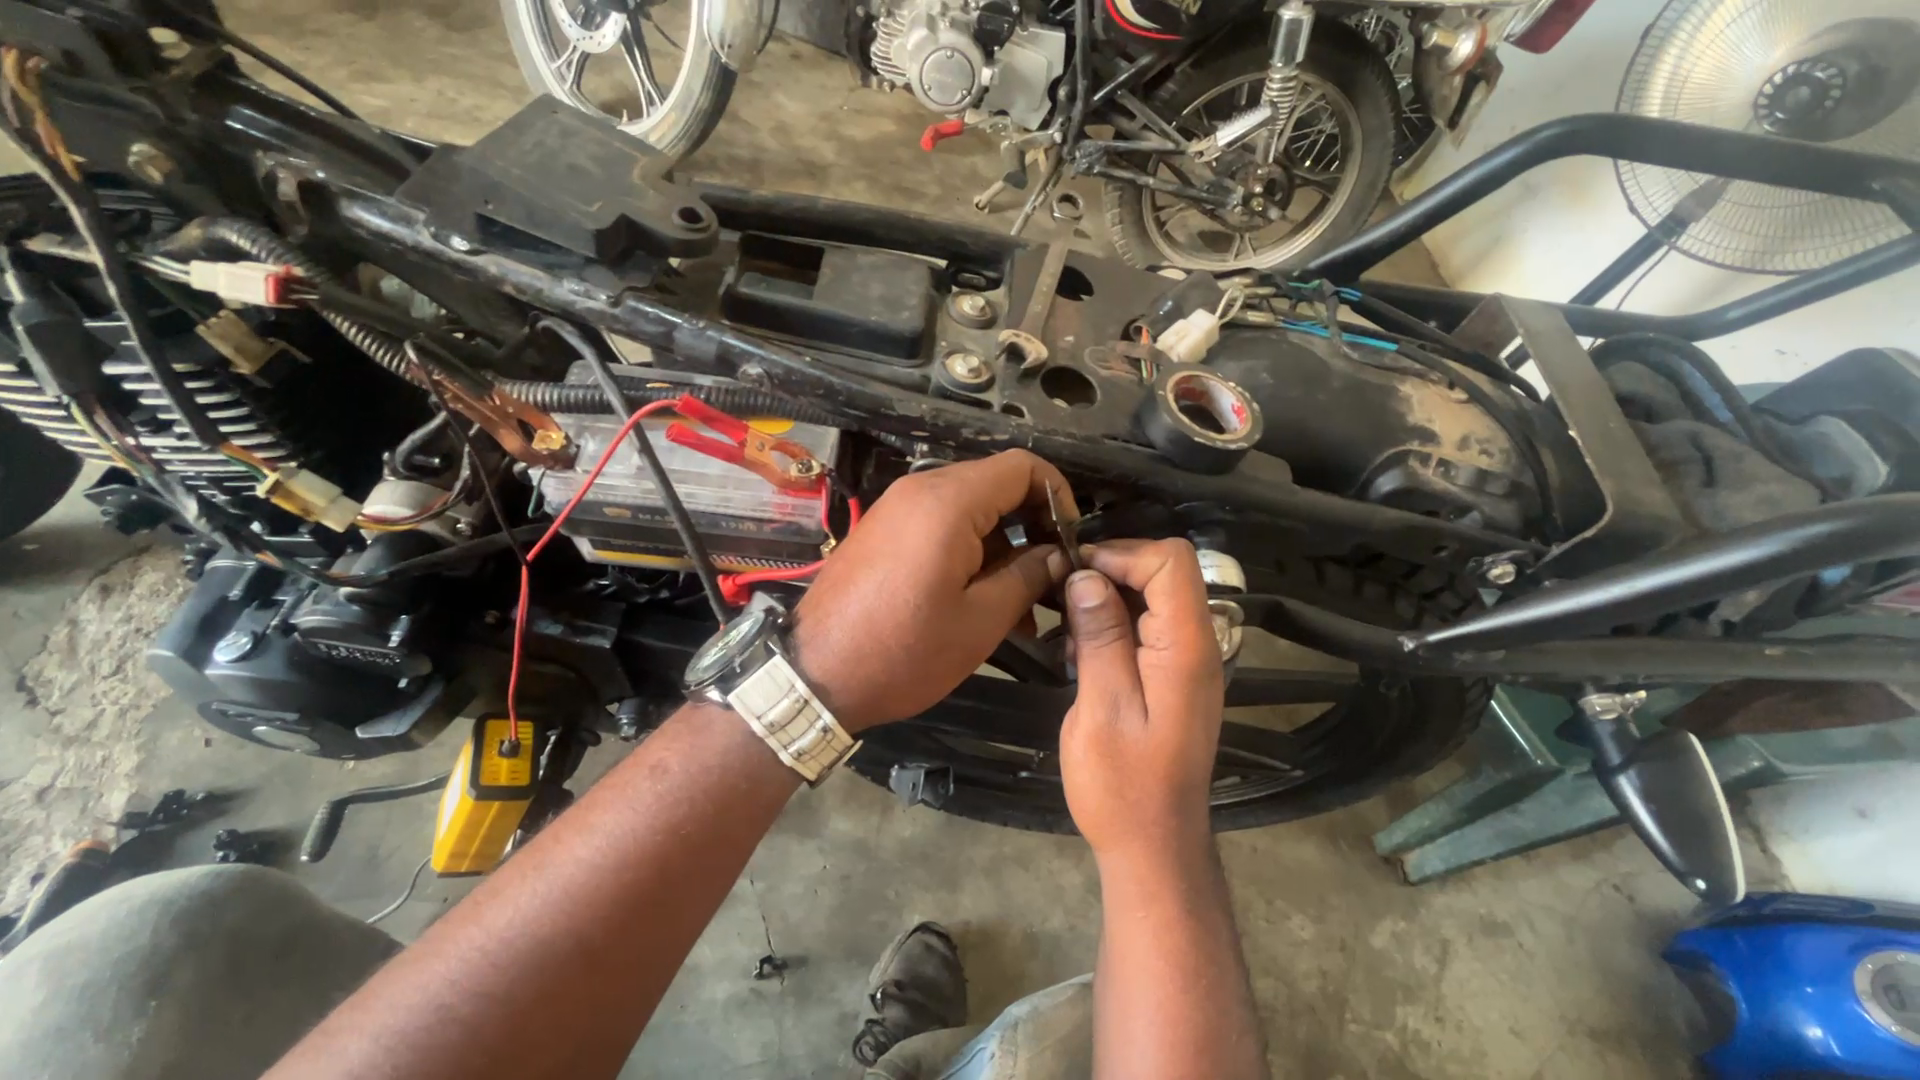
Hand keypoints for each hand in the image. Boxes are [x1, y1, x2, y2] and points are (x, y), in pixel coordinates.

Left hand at [791, 450, 1074, 732]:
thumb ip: (1028, 576)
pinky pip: (940, 525)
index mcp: (949, 502)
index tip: (1072, 541)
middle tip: (1052, 576)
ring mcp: (897, 508)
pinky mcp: (884, 531)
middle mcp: (921, 490)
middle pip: (996, 485)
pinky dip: (970, 551)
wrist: (814, 676)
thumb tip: (1057, 554)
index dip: (1058, 496)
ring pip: (970, 508)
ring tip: (1022, 604)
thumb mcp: (980, 621)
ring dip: (1003, 545)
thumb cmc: (903, 652)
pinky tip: (982, 600)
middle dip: (1033, 524)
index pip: (1023, 466)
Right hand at [1058, 539, 1224, 862]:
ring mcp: (1188, 666)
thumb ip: (1101, 637)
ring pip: (1153, 601)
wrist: (1153, 847)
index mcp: (1186, 648)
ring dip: (1107, 603)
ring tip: (1065, 633)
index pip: (1170, 562)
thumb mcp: (1102, 707)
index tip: (1074, 574)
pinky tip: (1080, 656)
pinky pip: (1148, 632)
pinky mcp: (1173, 682)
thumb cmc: (1122, 785)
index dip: (1120, 554)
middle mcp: (1197, 648)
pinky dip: (1113, 630)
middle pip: (1165, 575)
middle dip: (1110, 574)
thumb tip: (1087, 577)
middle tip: (1061, 600)